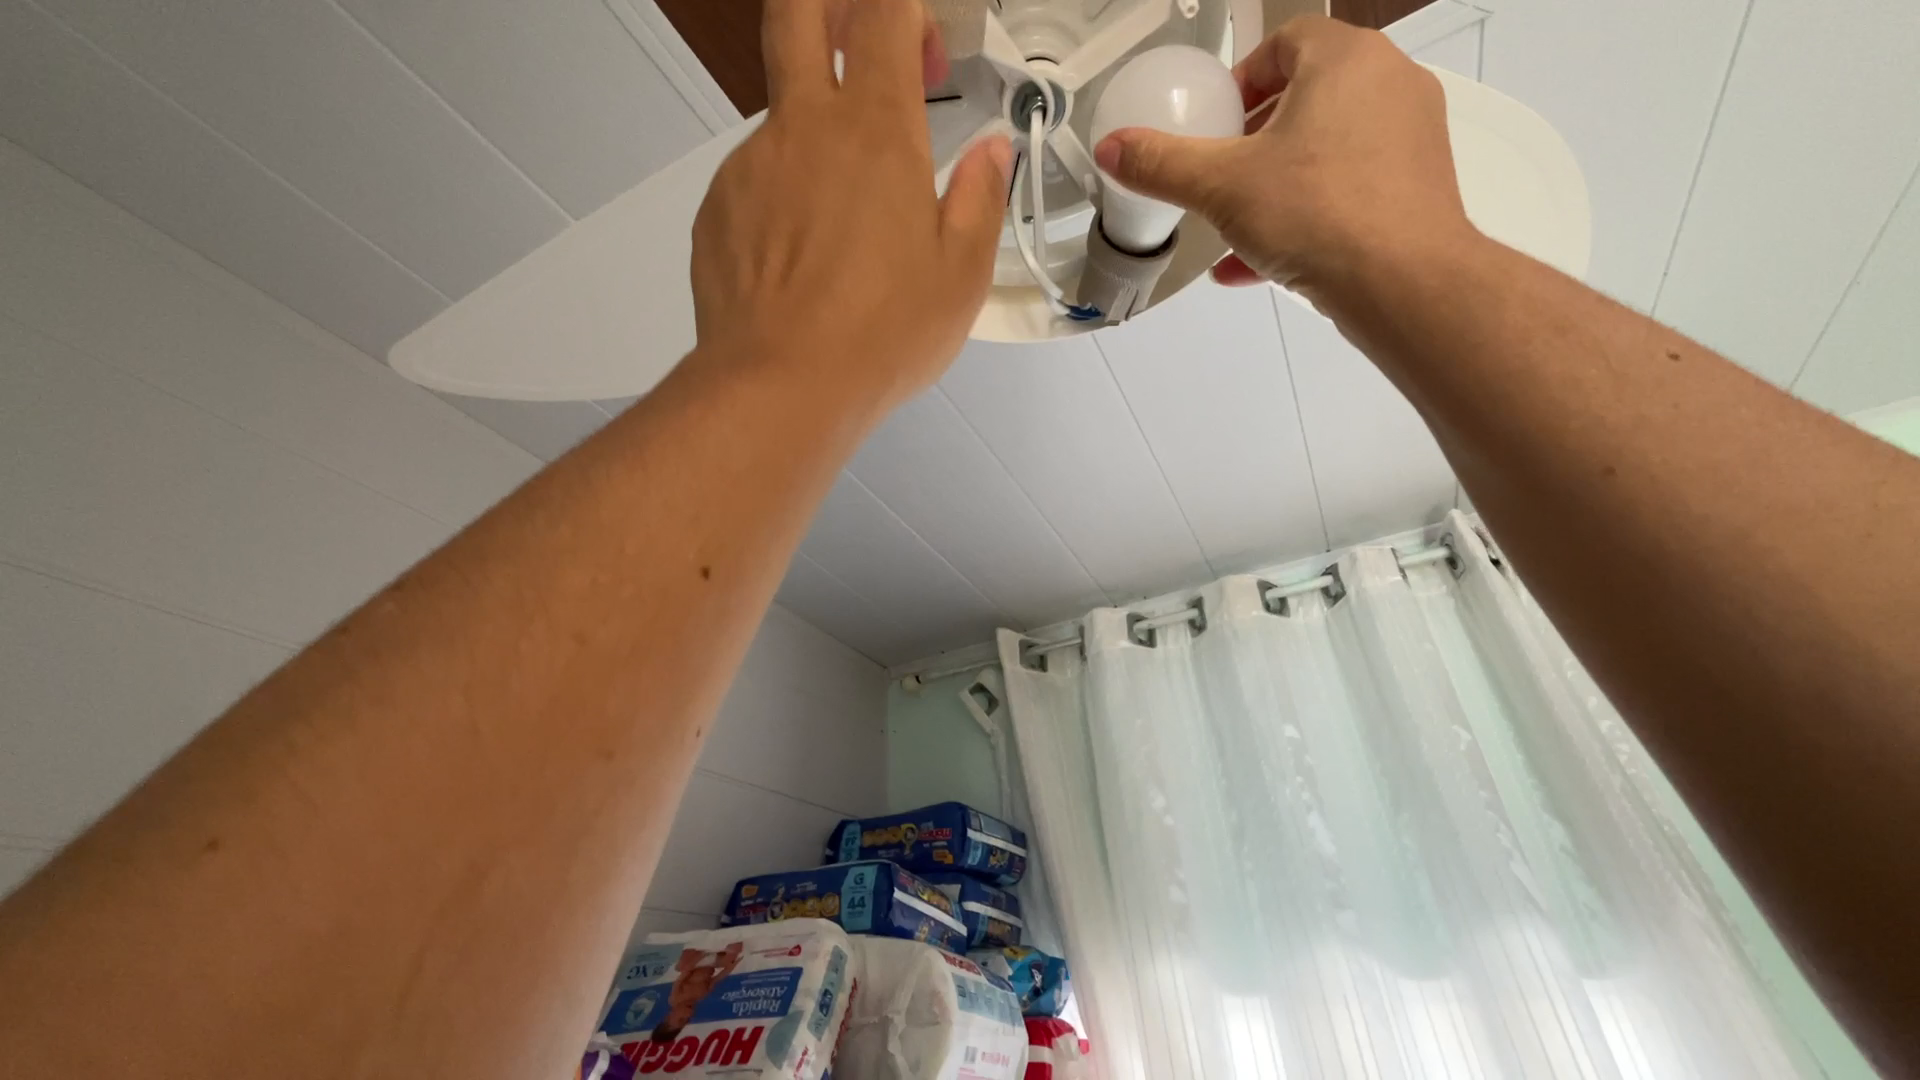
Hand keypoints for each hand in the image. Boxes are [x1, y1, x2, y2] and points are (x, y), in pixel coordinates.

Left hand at [689, 0, 1012, 412]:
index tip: (924, 54)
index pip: (883, 14)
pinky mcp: (717, 209)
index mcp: (876, 133)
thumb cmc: (881, 335)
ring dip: (815, 136)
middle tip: (859, 44)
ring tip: (844, 226)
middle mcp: (804, 129)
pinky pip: (754, 180)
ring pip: (780, 115)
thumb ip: (981, 199)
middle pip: (797, 13)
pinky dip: (784, 197)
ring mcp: (750, 166)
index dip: (906, 12)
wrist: (782, 388)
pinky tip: (804, 261)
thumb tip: (991, 153)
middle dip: (829, 5)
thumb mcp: (961, 275)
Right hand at [1093, 16, 1472, 301]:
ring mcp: (1410, 138)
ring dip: (1275, 182)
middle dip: (1255, 137)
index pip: (1286, 42)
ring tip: (1234, 223)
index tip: (1215, 122)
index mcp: (1345, 61)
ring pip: (1326, 149)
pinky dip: (1304, 216)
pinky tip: (1256, 263)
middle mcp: (1389, 85)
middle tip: (1221, 172)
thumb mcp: (1221, 187)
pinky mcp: (1417, 188)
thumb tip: (1112, 148)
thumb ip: (1163, 164)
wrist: (1402, 283)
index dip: (1242, 79)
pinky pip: (1347, 191)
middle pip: (1308, 96)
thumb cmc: (1318, 213)